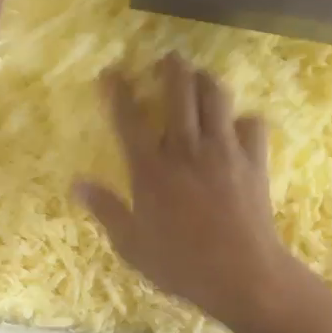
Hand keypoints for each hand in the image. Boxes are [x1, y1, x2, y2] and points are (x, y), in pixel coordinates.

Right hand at [76, 55, 298, 329]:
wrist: (242, 273)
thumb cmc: (181, 265)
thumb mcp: (133, 245)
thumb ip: (107, 210)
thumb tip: (77, 184)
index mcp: (151, 168)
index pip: (128, 118)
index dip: (117, 90)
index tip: (111, 72)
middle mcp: (186, 148)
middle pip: (178, 91)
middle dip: (171, 68)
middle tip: (168, 59)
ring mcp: (224, 150)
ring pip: (216, 96)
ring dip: (207, 82)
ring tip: (201, 79)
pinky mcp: (254, 160)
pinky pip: (253, 125)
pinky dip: (245, 121)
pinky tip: (240, 126)